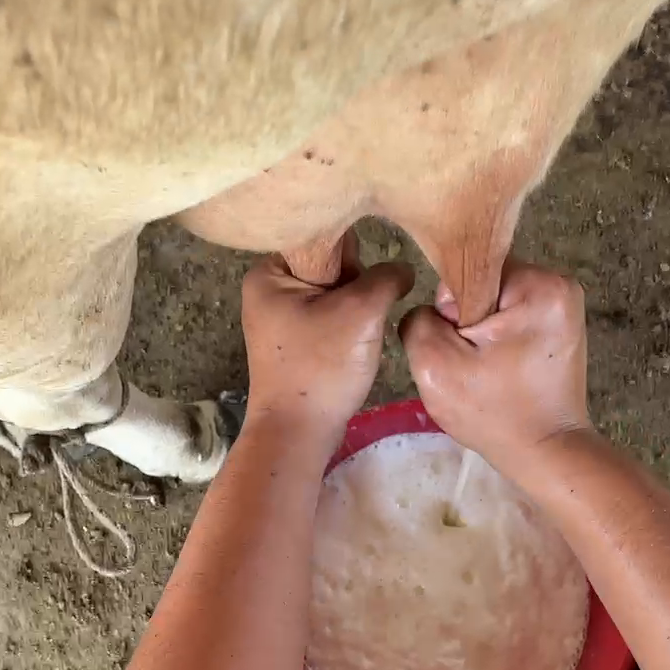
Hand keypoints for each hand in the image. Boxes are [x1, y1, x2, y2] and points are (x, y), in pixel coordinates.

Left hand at [241, 233, 414, 444]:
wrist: (298, 433)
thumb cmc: (321, 368)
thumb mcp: (361, 312)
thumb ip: (386, 276)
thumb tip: (401, 270)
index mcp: (268, 272)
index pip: (321, 236)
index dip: (352, 253)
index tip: (366, 279)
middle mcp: (268, 289)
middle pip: (330, 265)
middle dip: (356, 285)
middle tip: (361, 314)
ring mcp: (280, 319)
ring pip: (335, 294)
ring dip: (357, 309)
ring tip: (359, 334)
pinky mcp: (294, 343)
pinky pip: (330, 319)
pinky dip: (348, 329)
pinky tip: (352, 348)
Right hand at [400, 260, 591, 469]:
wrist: (545, 452)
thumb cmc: (492, 412)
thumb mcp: (435, 366)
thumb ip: (419, 322)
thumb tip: (433, 312)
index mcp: (536, 285)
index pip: (469, 268)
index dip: (451, 307)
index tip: (459, 346)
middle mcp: (560, 285)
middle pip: (485, 285)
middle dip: (468, 321)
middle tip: (471, 364)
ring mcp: (566, 307)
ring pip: (498, 304)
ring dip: (483, 334)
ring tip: (486, 370)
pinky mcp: (564, 329)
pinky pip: (515, 320)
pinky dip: (501, 342)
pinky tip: (501, 371)